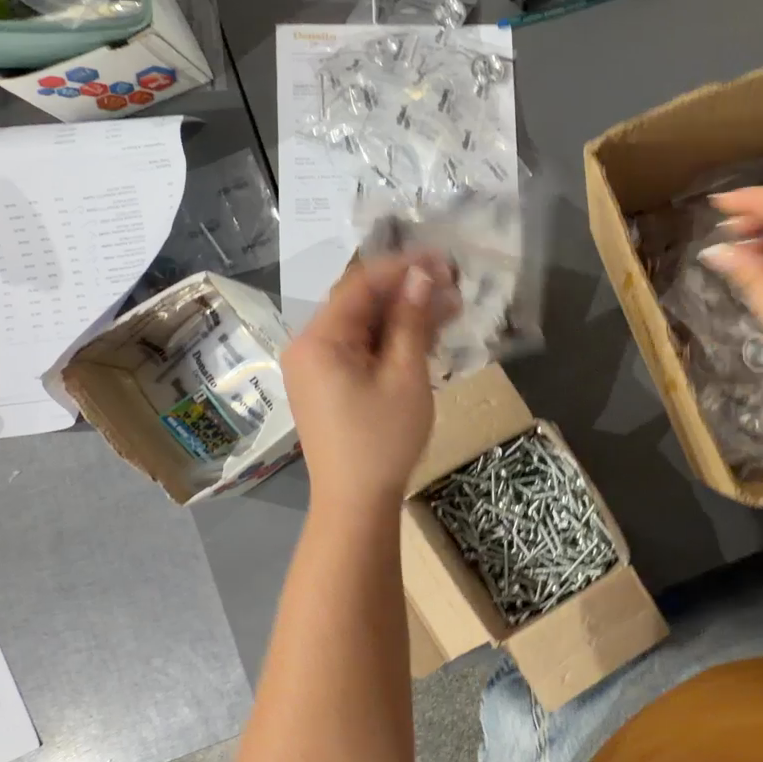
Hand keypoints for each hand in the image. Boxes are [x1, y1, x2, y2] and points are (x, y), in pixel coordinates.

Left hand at [283, 254, 456, 517]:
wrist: (356, 501)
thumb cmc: (383, 438)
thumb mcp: (405, 375)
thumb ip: (411, 321)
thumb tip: (422, 276)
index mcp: (319, 339)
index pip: (360, 285)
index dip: (403, 267)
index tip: (444, 260)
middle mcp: (308, 345)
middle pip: (360, 303)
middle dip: (407, 290)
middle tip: (454, 284)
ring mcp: (316, 367)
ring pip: (363, 325)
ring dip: (404, 314)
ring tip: (450, 309)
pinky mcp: (328, 384)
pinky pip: (360, 348)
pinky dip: (391, 339)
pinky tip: (426, 336)